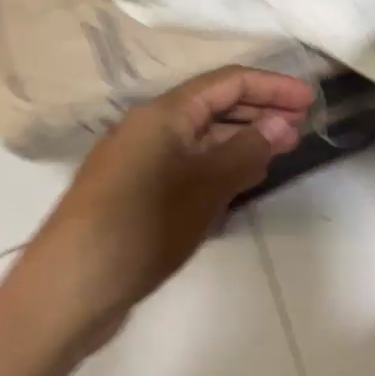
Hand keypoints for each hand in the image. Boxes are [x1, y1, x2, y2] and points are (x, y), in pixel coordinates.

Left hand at [12, 66, 313, 354]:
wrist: (64, 293)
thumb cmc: (141, 228)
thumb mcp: (206, 186)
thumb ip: (248, 150)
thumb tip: (281, 125)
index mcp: (164, 114)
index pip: (229, 82)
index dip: (273, 87)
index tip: (310, 101)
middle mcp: (148, 128)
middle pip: (214, 105)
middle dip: (260, 112)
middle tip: (300, 128)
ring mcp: (138, 161)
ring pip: (201, 136)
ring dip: (241, 140)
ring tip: (277, 154)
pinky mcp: (133, 193)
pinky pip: (187, 163)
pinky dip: (219, 164)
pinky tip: (240, 183)